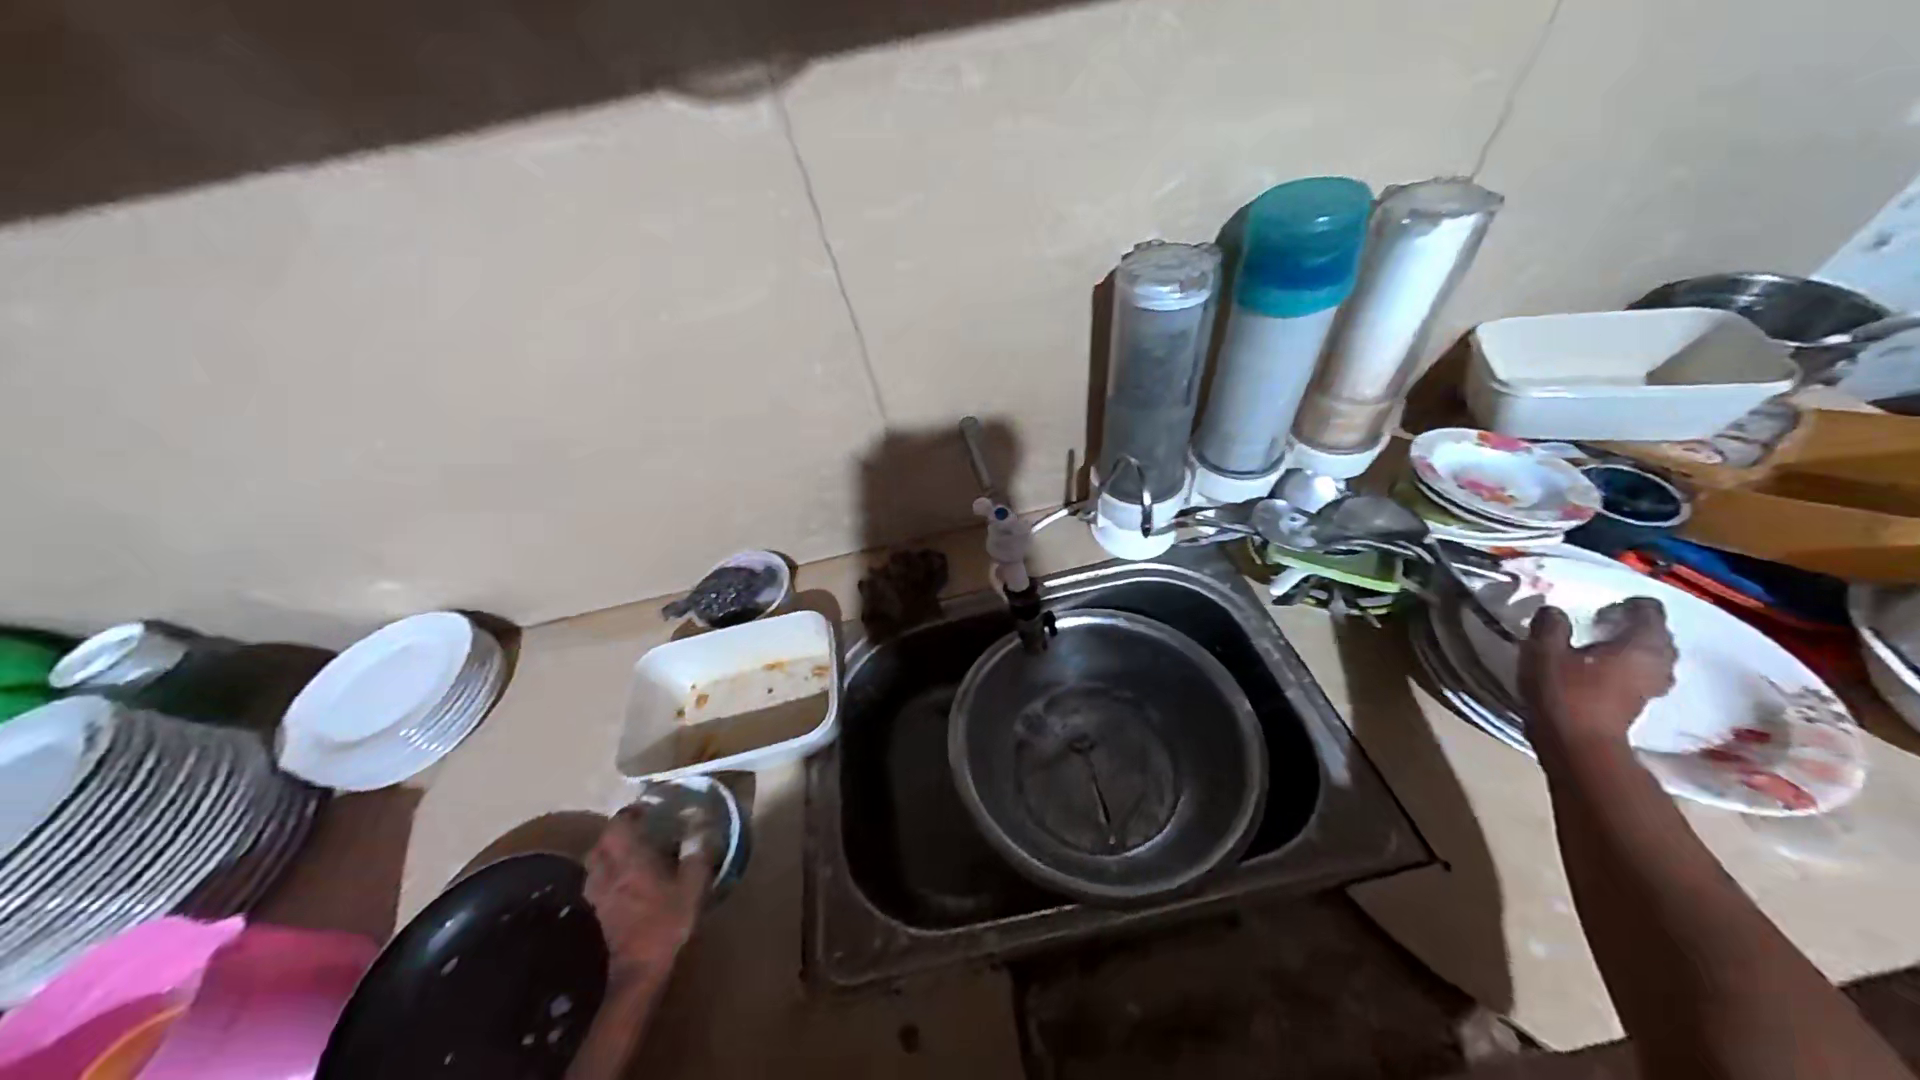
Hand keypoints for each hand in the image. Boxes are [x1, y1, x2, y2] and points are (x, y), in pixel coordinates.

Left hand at [582, 809, 712, 981]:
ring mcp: (599, 894)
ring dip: (606, 853)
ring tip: (627, 852)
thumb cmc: (667, 921)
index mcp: (630, 860)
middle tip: (636, 830)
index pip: (618, 826)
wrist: (640, 968)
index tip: (645, 810)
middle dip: (614, 832)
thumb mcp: (693, 886)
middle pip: (600, 844)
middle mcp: (609, 873)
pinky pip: (596, 882)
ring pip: (594, 863)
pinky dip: (605, 873)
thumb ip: (698, 855)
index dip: (628, 814)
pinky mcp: (598, 912)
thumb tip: (704, 830)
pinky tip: (622, 879)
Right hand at [1521, 597, 1677, 748]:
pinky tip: (1601, 668)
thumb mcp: (1544, 650)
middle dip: (1632, 625)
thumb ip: (1550, 625)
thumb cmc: (1564, 692)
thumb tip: (1554, 611)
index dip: (1627, 604)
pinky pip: (1643, 673)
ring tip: (1600, 645)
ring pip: (1652, 655)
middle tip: (1600, 622)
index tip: (1600, 607)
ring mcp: (1654, 685)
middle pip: (1656, 634)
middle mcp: (1659, 662)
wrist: (1577, 744)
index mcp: (1641, 645)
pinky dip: (1627, 665)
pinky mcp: (1642, 702)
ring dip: (1631, 646)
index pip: (1650, 611)